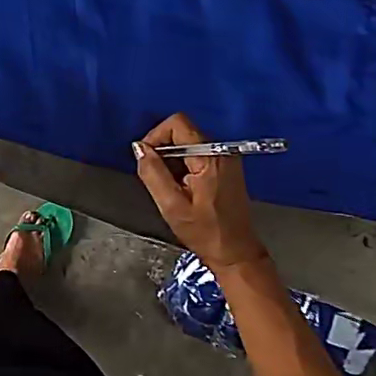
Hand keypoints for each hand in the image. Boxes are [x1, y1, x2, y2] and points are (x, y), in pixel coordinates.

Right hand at [134, 113, 267, 271]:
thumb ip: (153, 173)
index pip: (178, 123)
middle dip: (164, 150)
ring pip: (189, 142)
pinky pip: (198, 154)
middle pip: (183, 131)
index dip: (156, 136)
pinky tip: (184, 189)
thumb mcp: (172, 205)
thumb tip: (139, 148)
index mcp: (210, 157)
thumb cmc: (205, 232)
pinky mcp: (226, 166)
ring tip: (172, 188)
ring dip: (174, 160)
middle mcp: (221, 150)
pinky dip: (185, 165)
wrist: (235, 252)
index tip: (147, 160)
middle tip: (159, 179)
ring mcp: (226, 157)